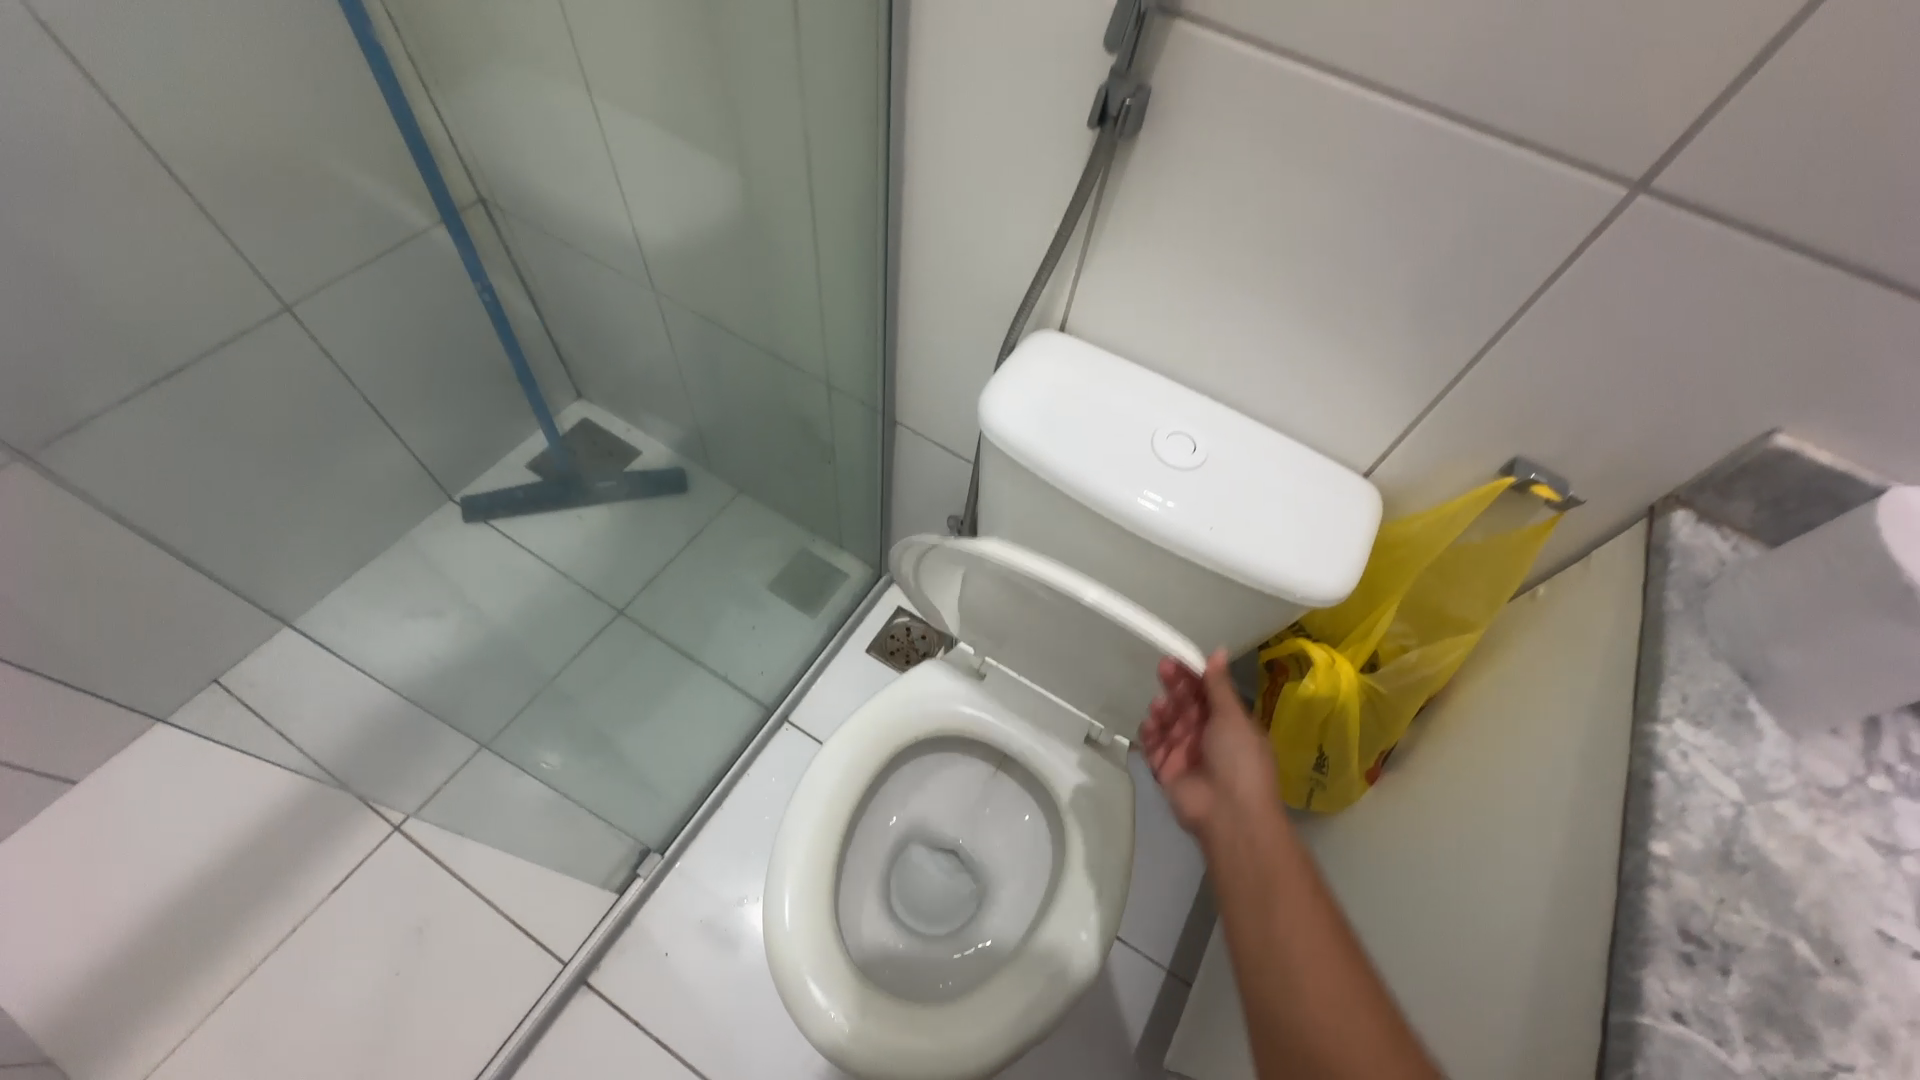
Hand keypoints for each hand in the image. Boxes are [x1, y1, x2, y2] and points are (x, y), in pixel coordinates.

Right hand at [1139, 649, 1279, 842]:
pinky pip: (1153, 746)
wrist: (1229, 814)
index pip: (1207, 693)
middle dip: (1175, 686)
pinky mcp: (1166, 770)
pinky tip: (1150, 723)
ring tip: (1161, 705)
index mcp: (1229, 724)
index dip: (1193, 675)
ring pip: (1168, 723)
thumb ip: (1219, 686)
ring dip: (1164, 710)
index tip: (1178, 658)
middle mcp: (1207, 736)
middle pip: (1186, 704)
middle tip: (1164, 668)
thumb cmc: (1239, 760)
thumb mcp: (1233, 718)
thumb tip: (1218, 651)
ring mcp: (1185, 753)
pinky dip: (1150, 733)